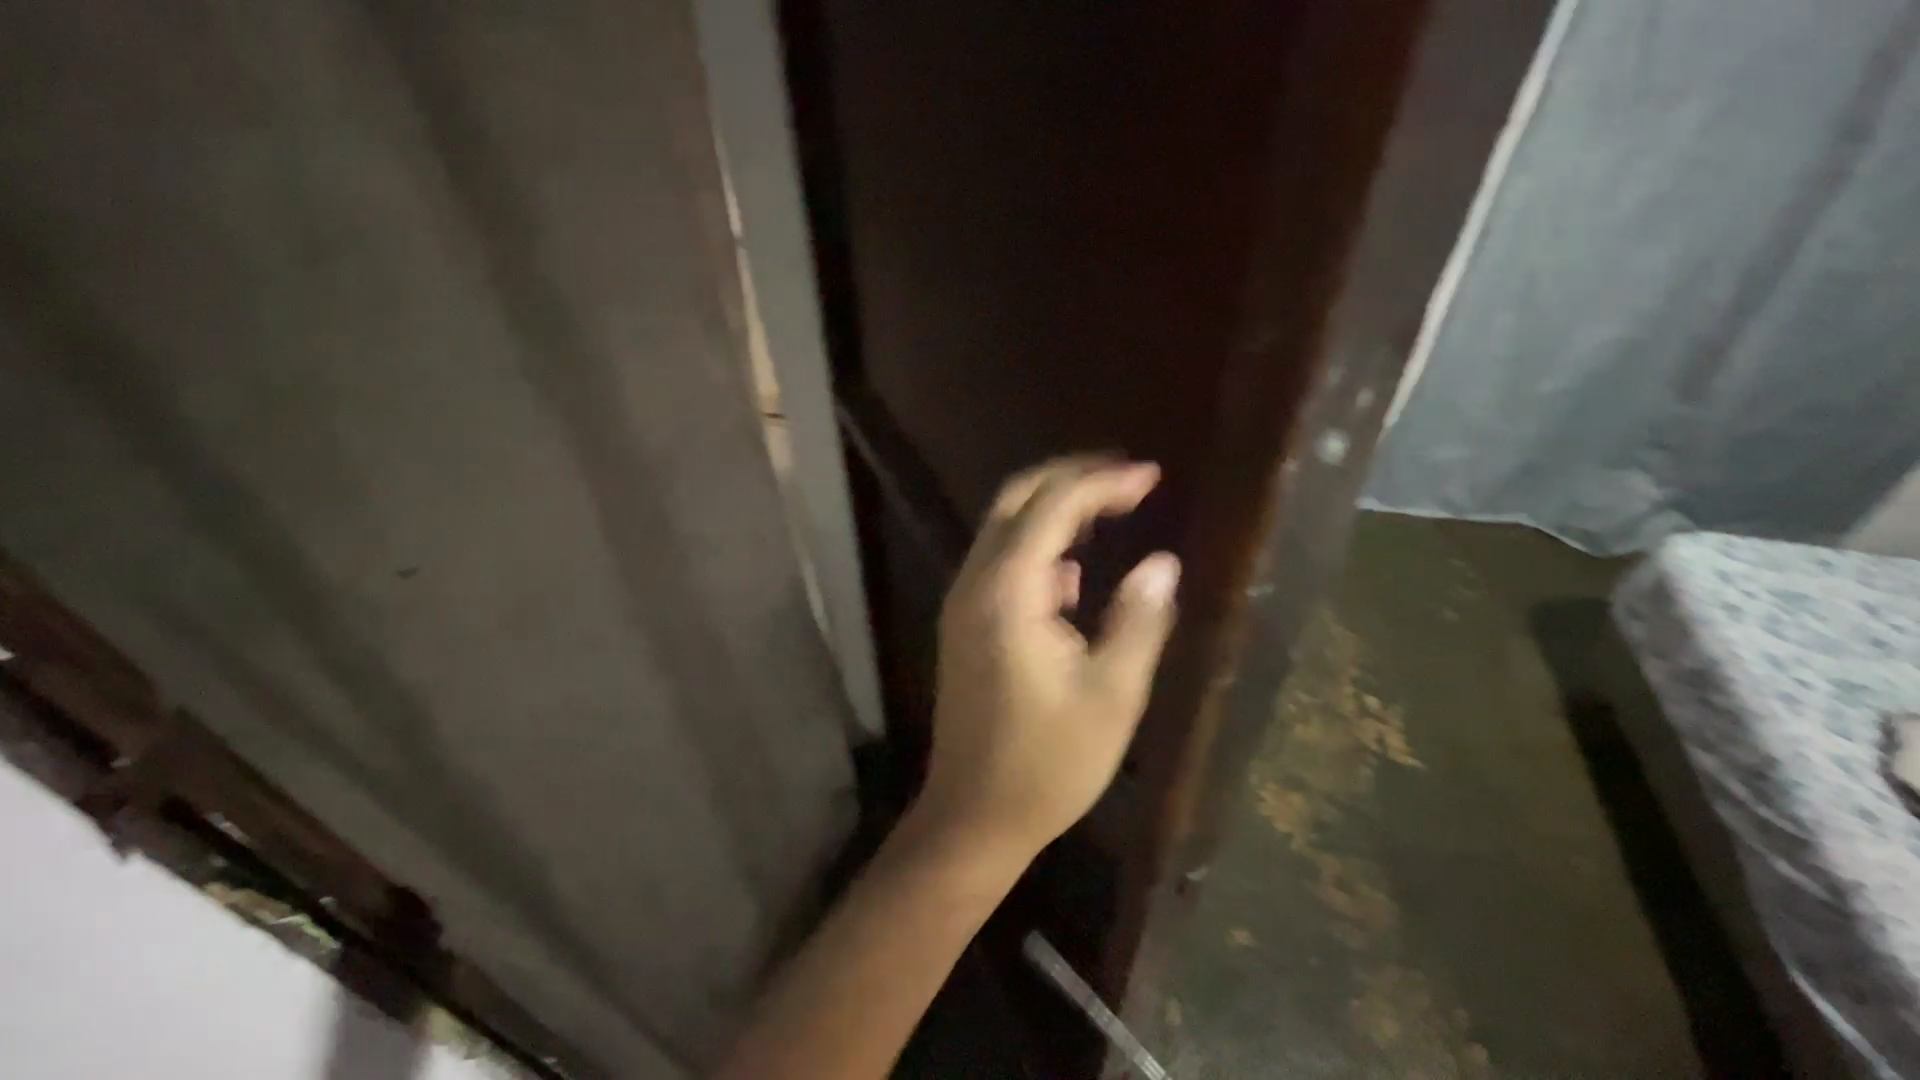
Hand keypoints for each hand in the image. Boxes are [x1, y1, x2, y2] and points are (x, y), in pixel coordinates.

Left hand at [913, 457, 1180, 860]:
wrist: (975, 815)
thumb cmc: (1049, 763)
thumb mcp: (1113, 694)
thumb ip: (1139, 620)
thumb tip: (1161, 563)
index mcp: (1009, 592)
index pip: (1053, 505)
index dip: (1104, 482)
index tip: (1153, 477)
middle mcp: (975, 584)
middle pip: (1016, 500)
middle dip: (1071, 478)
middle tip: (1128, 478)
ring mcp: (963, 605)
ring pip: (1004, 529)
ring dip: (1054, 510)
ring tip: (1112, 511)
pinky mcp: (964, 627)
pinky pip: (1000, 565)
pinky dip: (1038, 549)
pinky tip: (1076, 575)